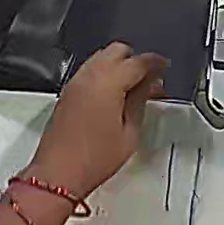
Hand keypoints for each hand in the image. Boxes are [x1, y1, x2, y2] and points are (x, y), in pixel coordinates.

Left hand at [25, 43, 166, 196]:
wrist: (59, 174)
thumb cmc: (94, 158)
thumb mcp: (130, 132)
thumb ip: (140, 100)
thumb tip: (149, 84)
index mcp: (108, 81)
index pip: (138, 61)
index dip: (155, 63)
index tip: (164, 67)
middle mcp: (89, 75)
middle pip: (117, 51)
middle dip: (136, 60)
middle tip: (151, 79)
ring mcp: (75, 81)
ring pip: (102, 57)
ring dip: (119, 66)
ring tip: (134, 89)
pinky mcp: (68, 91)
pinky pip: (90, 70)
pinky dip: (105, 73)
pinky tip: (115, 94)